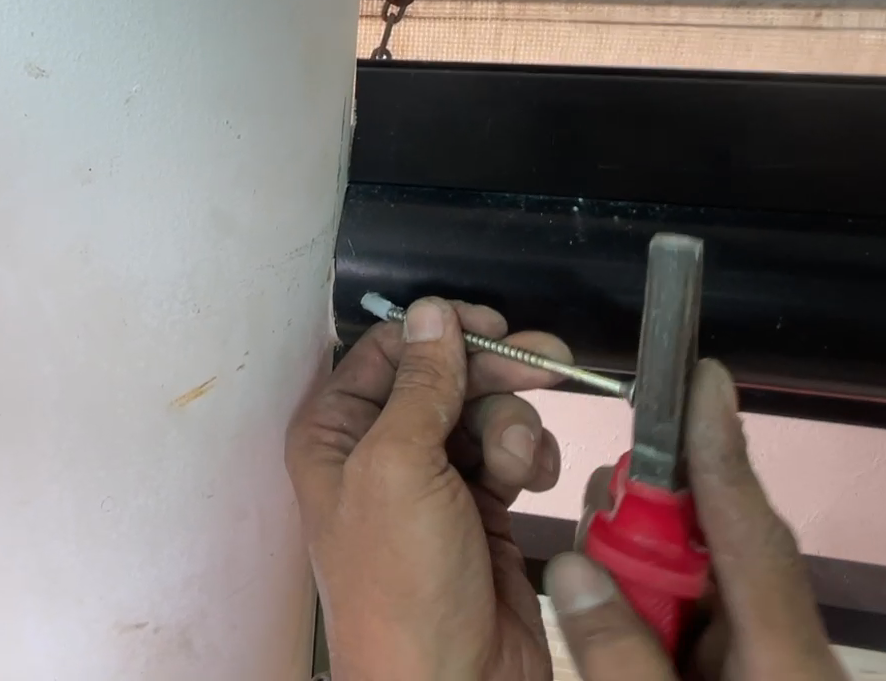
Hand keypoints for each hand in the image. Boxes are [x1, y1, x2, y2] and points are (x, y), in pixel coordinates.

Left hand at [285, 297, 575, 680]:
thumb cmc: (403, 576)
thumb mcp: (400, 466)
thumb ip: (422, 385)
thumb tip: (431, 310)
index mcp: (336, 428)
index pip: (387, 351)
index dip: (437, 331)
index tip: (490, 324)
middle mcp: (377, 444)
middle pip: (440, 376)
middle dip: (492, 370)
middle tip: (549, 361)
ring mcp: (430, 475)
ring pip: (481, 411)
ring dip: (511, 425)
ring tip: (520, 463)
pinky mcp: (478, 505)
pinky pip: (507, 452)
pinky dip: (527, 456)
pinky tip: (534, 478)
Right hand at [545, 360, 846, 679]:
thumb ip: (621, 657)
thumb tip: (571, 566)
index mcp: (788, 666)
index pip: (747, 531)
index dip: (718, 448)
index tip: (702, 377)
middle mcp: (778, 653)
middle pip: (713, 551)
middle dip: (652, 514)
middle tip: (600, 503)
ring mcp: (756, 666)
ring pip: (692, 587)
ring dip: (639, 566)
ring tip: (595, 557)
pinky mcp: (731, 678)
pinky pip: (682, 623)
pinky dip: (642, 605)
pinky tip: (608, 606)